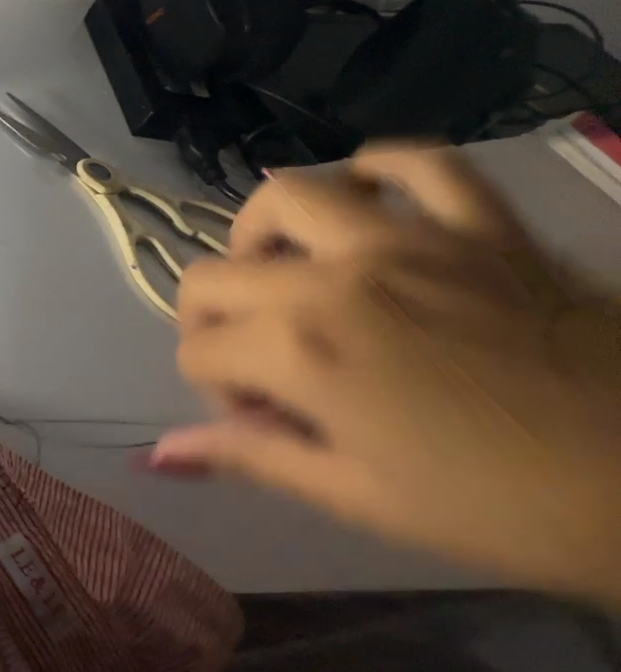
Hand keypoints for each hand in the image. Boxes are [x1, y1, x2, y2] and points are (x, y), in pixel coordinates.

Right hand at [156, 144, 620, 604]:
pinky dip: (380, 171)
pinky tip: (365, 199)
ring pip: (289, 197)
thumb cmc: (512, 508)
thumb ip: (252, 458)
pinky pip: (419, 163)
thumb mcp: (365, 499)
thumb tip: (159, 453)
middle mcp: (334, 278)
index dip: (215, 393)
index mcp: (299, 348)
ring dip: (262, 236)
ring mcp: (410, 242)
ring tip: (286, 272)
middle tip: (265, 368)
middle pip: (212, 276)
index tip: (265, 425)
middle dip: (214, 326)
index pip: (198, 351)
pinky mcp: (483, 228)